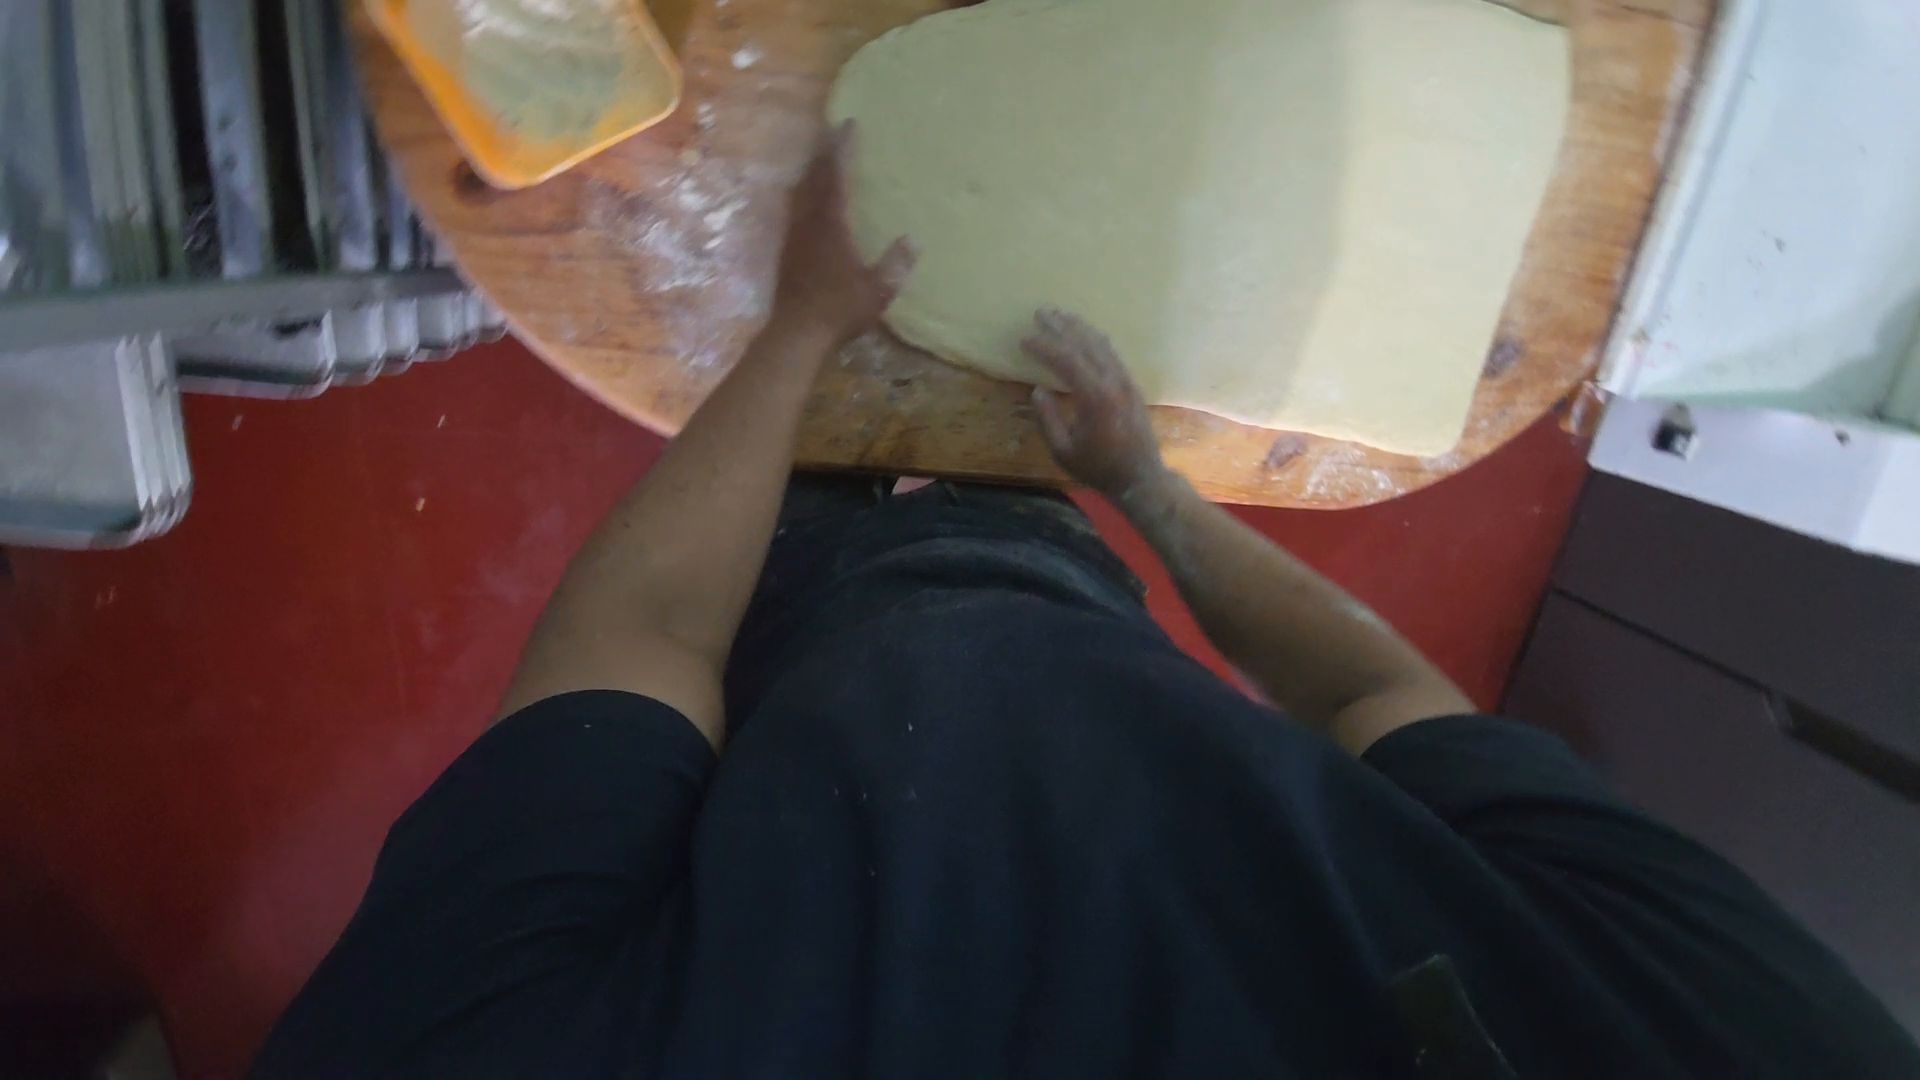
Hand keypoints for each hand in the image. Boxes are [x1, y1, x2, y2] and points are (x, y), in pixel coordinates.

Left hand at [772, 121, 915, 343]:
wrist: (797, 332)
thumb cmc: (840, 310)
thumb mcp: (878, 290)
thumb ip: (896, 264)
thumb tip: (913, 239)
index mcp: (832, 223)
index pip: (837, 175)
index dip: (843, 148)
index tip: (848, 124)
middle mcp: (809, 221)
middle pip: (813, 176)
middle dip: (823, 152)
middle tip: (831, 133)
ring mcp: (793, 235)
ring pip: (799, 192)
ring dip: (810, 172)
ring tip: (819, 162)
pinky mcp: (786, 251)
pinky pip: (793, 210)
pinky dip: (802, 195)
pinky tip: (806, 202)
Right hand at [1023, 309, 1169, 499]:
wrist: (1140, 477)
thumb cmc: (1098, 468)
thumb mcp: (1063, 452)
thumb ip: (1048, 419)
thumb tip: (1037, 389)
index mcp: (1095, 397)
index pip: (1066, 360)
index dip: (1043, 347)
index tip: (1024, 339)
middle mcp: (1113, 381)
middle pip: (1085, 343)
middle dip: (1062, 326)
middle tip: (1041, 312)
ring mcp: (1127, 380)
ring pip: (1102, 344)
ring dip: (1080, 327)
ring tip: (1062, 316)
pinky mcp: (1133, 384)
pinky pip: (1113, 353)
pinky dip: (1096, 339)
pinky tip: (1086, 335)